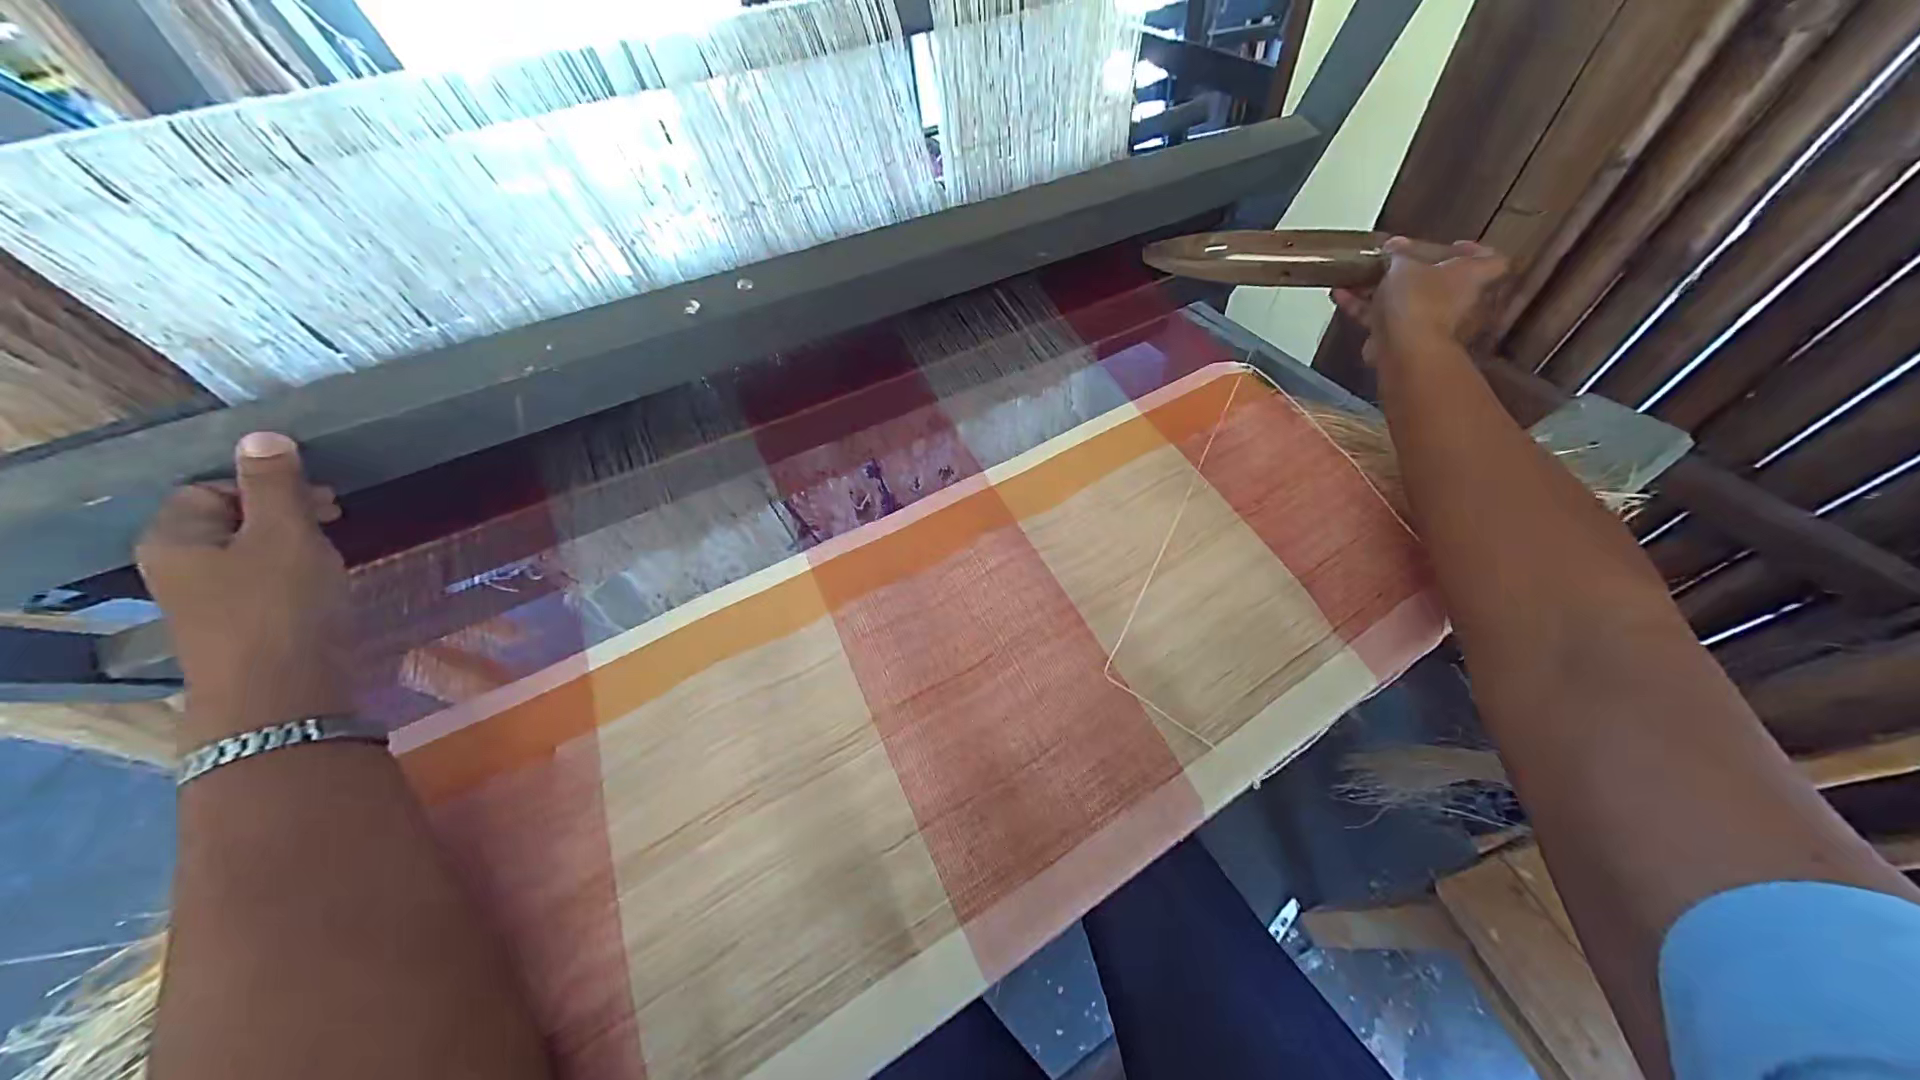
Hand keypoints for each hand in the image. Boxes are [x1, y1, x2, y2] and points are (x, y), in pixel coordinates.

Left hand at [137, 432, 348, 744]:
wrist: (282, 689)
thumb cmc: (281, 604)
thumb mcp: (286, 534)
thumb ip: (277, 485)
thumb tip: (262, 435)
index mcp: (176, 538)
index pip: (211, 489)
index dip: (266, 485)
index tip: (321, 498)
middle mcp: (179, 566)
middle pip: (230, 520)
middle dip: (284, 513)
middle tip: (335, 518)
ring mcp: (206, 600)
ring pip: (250, 552)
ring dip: (293, 543)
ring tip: (333, 553)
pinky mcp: (238, 624)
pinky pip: (262, 582)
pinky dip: (294, 573)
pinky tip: (323, 584)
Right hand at [1332, 237, 1509, 365]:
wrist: (1404, 349)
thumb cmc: (1418, 299)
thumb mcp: (1404, 265)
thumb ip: (1399, 254)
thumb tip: (1394, 245)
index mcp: (1473, 276)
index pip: (1488, 259)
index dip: (1472, 251)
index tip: (1452, 246)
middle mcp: (1459, 301)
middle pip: (1439, 282)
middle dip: (1413, 273)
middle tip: (1389, 262)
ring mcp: (1430, 323)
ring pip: (1404, 301)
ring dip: (1379, 289)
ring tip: (1354, 277)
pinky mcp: (1403, 341)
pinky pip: (1383, 318)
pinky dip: (1363, 307)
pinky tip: (1341, 295)